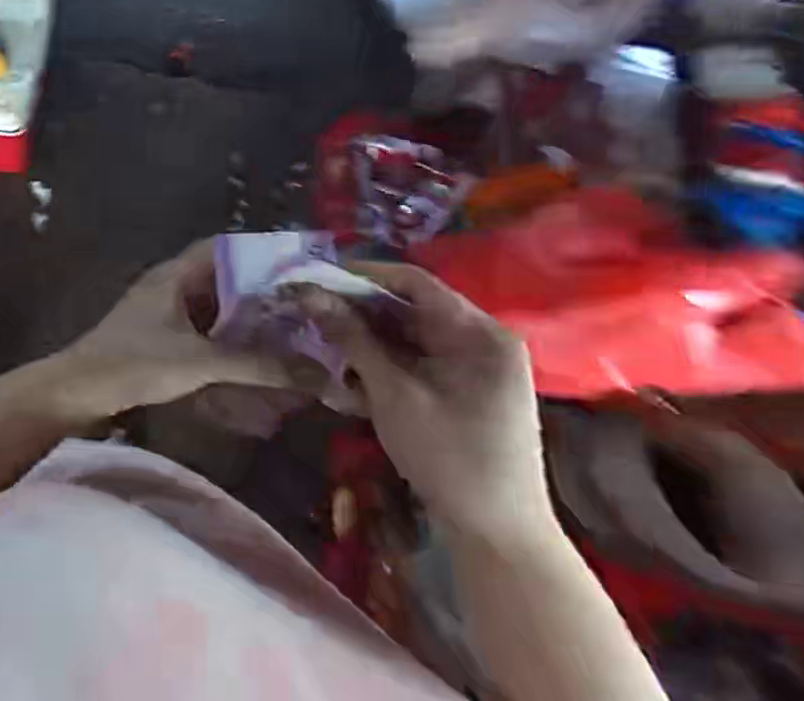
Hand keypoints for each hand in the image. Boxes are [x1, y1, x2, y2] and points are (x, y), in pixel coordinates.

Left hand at [53, 239, 324, 418]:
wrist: (82, 388)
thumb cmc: (135, 362)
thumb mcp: (200, 362)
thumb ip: (257, 365)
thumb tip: (321, 373)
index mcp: (173, 276)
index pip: (221, 247)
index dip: (260, 251)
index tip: (301, 264)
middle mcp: (169, 286)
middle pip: (223, 278)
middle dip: (263, 290)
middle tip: (310, 304)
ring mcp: (163, 311)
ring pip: (214, 306)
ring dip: (247, 317)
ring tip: (295, 330)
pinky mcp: (161, 337)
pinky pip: (203, 328)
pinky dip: (229, 337)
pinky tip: (258, 355)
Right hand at [297, 263, 554, 546]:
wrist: (496, 529)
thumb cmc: (447, 454)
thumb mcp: (391, 391)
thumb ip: (351, 336)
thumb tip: (307, 292)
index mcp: (479, 334)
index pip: (413, 282)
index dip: (360, 274)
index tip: (312, 278)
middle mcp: (481, 339)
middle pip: (408, 306)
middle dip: (356, 308)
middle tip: (307, 311)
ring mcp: (473, 364)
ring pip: (406, 332)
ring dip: (363, 335)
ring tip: (320, 341)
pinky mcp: (462, 385)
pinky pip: (414, 356)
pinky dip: (380, 358)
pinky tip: (348, 373)